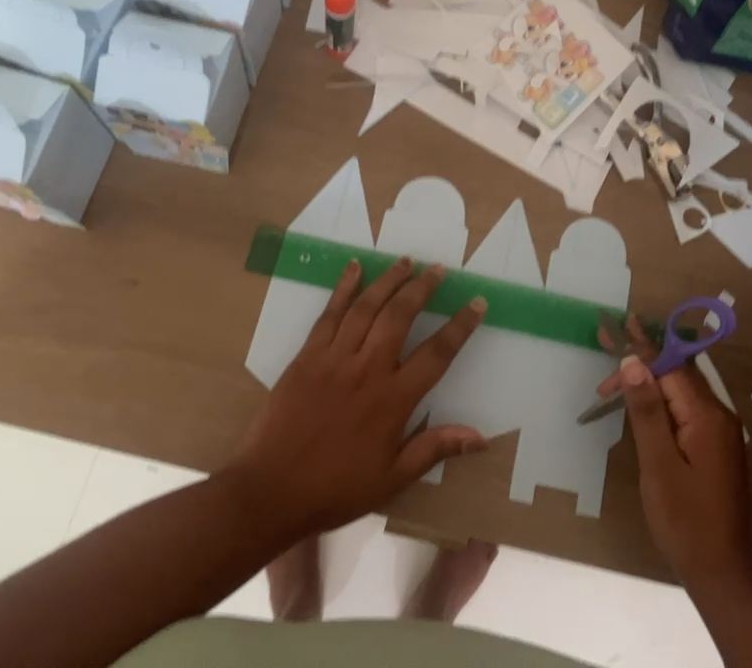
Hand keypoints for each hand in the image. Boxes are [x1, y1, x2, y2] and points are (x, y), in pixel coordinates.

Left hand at [225, 258, 487, 538]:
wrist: (271, 490)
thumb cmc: (336, 488)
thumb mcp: (393, 478)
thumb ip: (435, 448)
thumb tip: (481, 436)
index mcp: (393, 400)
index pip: (437, 354)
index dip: (460, 327)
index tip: (477, 303)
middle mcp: (367, 370)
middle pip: (400, 316)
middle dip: (422, 288)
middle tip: (438, 269)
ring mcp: (334, 359)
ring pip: (366, 308)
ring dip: (388, 280)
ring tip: (405, 260)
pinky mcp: (306, 357)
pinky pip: (328, 314)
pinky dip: (343, 288)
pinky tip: (353, 268)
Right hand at [611, 320, 751, 584]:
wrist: (721, 569)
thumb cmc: (684, 519)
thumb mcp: (658, 464)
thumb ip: (647, 411)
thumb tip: (635, 362)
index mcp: (705, 417)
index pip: (669, 368)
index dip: (641, 345)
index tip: (617, 322)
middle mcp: (717, 416)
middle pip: (676, 374)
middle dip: (641, 357)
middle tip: (606, 341)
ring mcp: (719, 433)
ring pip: (681, 391)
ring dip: (648, 380)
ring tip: (613, 377)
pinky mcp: (714, 449)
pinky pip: (685, 409)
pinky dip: (660, 400)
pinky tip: (642, 402)